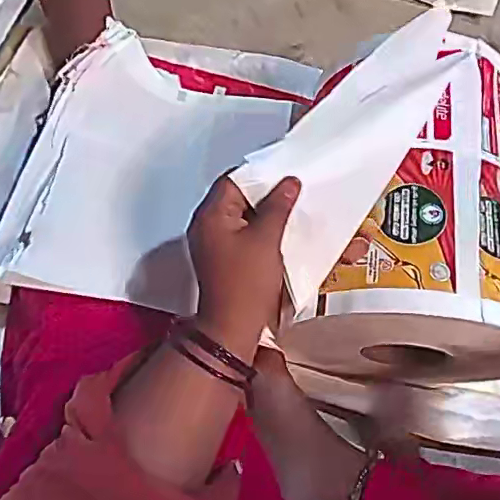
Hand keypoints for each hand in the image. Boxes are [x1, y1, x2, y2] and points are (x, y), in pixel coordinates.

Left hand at [188, 174, 299, 349]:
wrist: (234, 327)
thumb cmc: (244, 285)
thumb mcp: (266, 238)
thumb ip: (278, 206)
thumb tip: (288, 183)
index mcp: (210, 216)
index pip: (233, 180)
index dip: (260, 174)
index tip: (284, 172)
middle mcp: (208, 226)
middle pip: (239, 198)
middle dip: (268, 195)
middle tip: (292, 191)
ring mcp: (216, 244)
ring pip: (245, 217)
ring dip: (268, 214)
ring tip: (292, 211)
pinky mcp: (227, 259)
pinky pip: (246, 235)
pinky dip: (264, 231)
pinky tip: (284, 233)